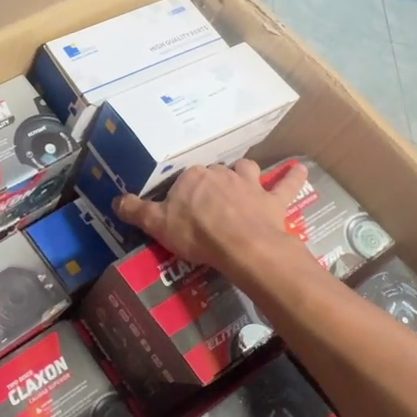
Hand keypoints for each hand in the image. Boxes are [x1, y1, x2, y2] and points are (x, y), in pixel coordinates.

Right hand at [116, 159, 312, 280]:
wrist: (242, 247)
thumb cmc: (197, 234)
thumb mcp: (157, 225)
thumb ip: (136, 211)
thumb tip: (116, 199)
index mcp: (192, 177)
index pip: (183, 179)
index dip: (181, 193)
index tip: (179, 208)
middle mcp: (220, 173)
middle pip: (212, 173)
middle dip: (210, 182)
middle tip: (207, 200)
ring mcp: (249, 185)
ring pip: (245, 170)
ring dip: (244, 173)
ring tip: (242, 179)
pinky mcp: (272, 201)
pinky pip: (285, 185)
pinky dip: (293, 177)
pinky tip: (300, 169)